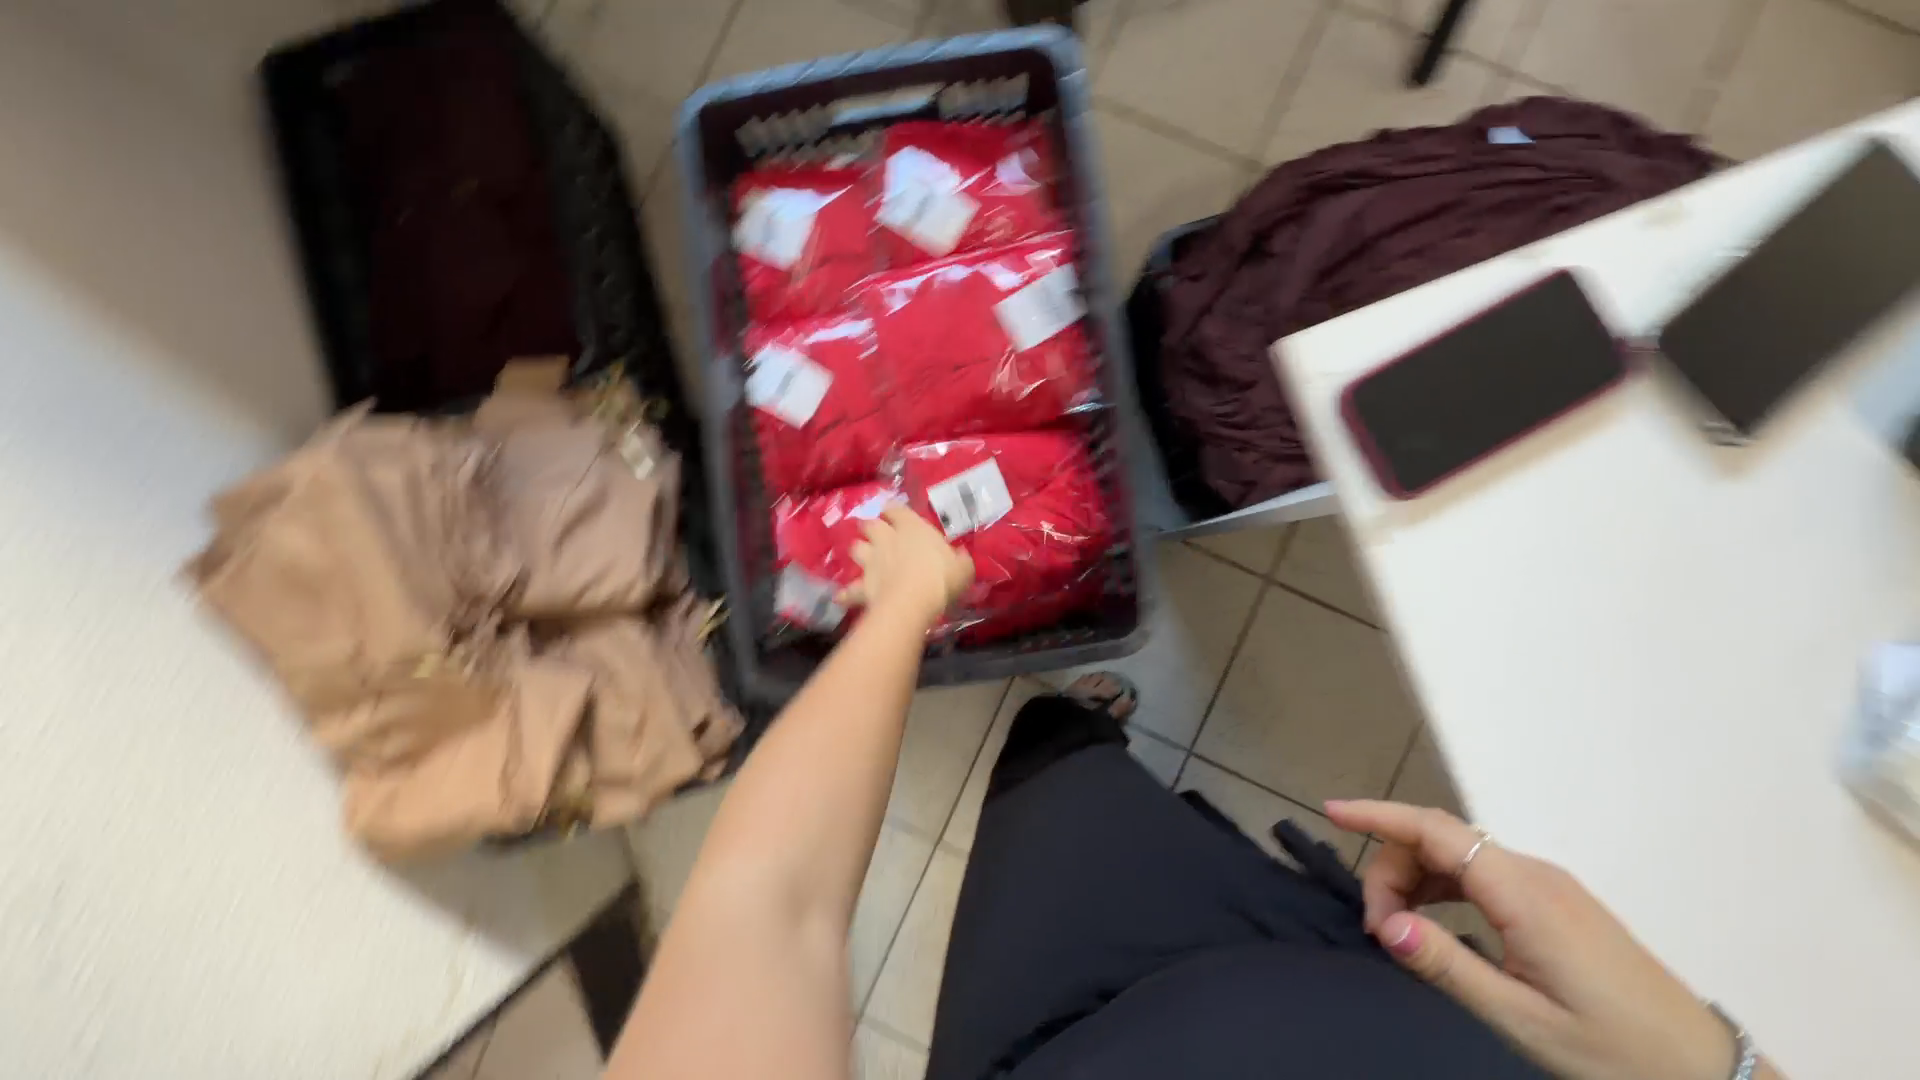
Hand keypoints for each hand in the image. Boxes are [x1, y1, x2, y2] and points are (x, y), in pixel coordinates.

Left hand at [836, 504, 973, 623]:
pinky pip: (850, 589)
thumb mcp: (962, 567)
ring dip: (858, 551)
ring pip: (856, 548)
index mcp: (911, 527)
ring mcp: (871, 561)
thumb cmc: (941, 577)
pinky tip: (842, 597)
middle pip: (870, 525)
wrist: (913, 601)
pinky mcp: (863, 585)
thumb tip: (960, 557)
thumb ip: (959, 560)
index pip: (896, 509)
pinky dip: (846, 593)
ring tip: (862, 557)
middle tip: (876, 533)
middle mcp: (886, 539)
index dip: (893, 511)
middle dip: (870, 527)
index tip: (894, 514)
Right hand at [1325, 800, 1746, 1079]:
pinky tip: (1436, 924)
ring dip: (1415, 880)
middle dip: (1392, 870)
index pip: (1435, 830)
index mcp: (1524, 894)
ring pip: (1458, 856)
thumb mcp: (1523, 1022)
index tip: (1330, 813)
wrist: (1712, 1078)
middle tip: (1380, 932)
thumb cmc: (1617, 1055)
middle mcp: (1534, 875)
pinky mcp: (1555, 904)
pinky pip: (1481, 875)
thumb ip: (1449, 966)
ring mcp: (1548, 886)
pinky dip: (1442, 888)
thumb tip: (1386, 924)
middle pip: (1439, 841)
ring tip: (1401, 933)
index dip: (1378, 814)